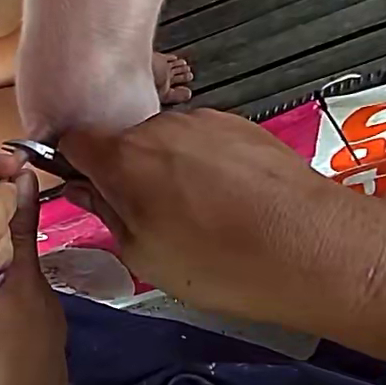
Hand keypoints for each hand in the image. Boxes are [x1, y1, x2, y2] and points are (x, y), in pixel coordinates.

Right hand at [61, 110, 385, 330]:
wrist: (312, 248)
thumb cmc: (221, 263)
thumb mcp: (145, 255)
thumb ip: (107, 215)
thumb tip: (87, 192)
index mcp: (124, 159)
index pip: (73, 141)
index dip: (73, 164)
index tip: (85, 187)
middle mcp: (158, 128)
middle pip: (122, 141)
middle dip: (124, 171)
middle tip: (148, 214)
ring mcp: (202, 121)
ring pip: (163, 141)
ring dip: (166, 167)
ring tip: (199, 211)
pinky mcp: (238, 124)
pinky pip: (201, 139)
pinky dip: (202, 162)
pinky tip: (228, 198)